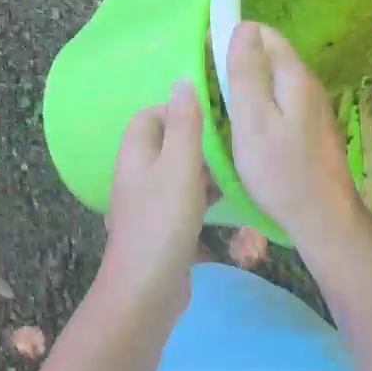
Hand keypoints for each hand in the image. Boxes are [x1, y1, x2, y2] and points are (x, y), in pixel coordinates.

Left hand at [100, 78, 210, 322]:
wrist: (147, 289)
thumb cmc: (163, 220)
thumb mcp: (180, 165)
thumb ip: (184, 124)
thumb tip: (182, 81)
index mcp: (135, 152)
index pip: (151, 114)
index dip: (178, 109)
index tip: (213, 114)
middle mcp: (137, 172)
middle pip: (167, 142)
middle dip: (198, 139)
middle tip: (232, 142)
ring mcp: (149, 201)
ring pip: (178, 171)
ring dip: (204, 168)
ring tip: (236, 168)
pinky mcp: (163, 226)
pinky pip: (184, 198)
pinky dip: (204, 194)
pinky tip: (228, 200)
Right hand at [225, 21, 361, 244]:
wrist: (323, 219)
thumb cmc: (279, 170)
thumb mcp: (252, 119)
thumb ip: (246, 71)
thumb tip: (242, 26)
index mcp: (294, 76)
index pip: (264, 33)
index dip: (234, 37)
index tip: (208, 61)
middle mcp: (309, 83)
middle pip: (271, 55)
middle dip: (241, 61)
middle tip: (213, 89)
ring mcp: (314, 107)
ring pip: (276, 79)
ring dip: (251, 84)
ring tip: (225, 108)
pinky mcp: (313, 128)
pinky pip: (282, 100)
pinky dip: (263, 104)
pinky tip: (250, 128)